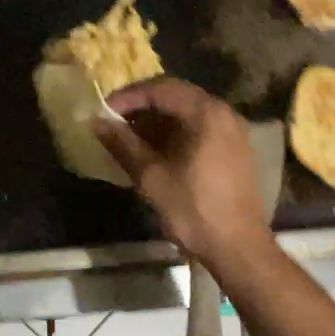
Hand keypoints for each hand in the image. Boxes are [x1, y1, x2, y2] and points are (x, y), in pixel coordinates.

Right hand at [91, 78, 269, 265]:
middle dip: (142, 109)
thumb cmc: (194, 210)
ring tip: (129, 142)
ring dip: (157, 125)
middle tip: (114, 124)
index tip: (104, 111)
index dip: (129, 97)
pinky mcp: (234, 152)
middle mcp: (224, 114)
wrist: (237, 247)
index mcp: (207, 113)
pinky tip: (155, 155)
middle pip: (177, 98)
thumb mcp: (152, 178)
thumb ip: (124, 145)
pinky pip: (199, 132)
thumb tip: (98, 123)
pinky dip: (174, 137)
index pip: (161, 89)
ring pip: (188, 116)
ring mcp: (233, 133)